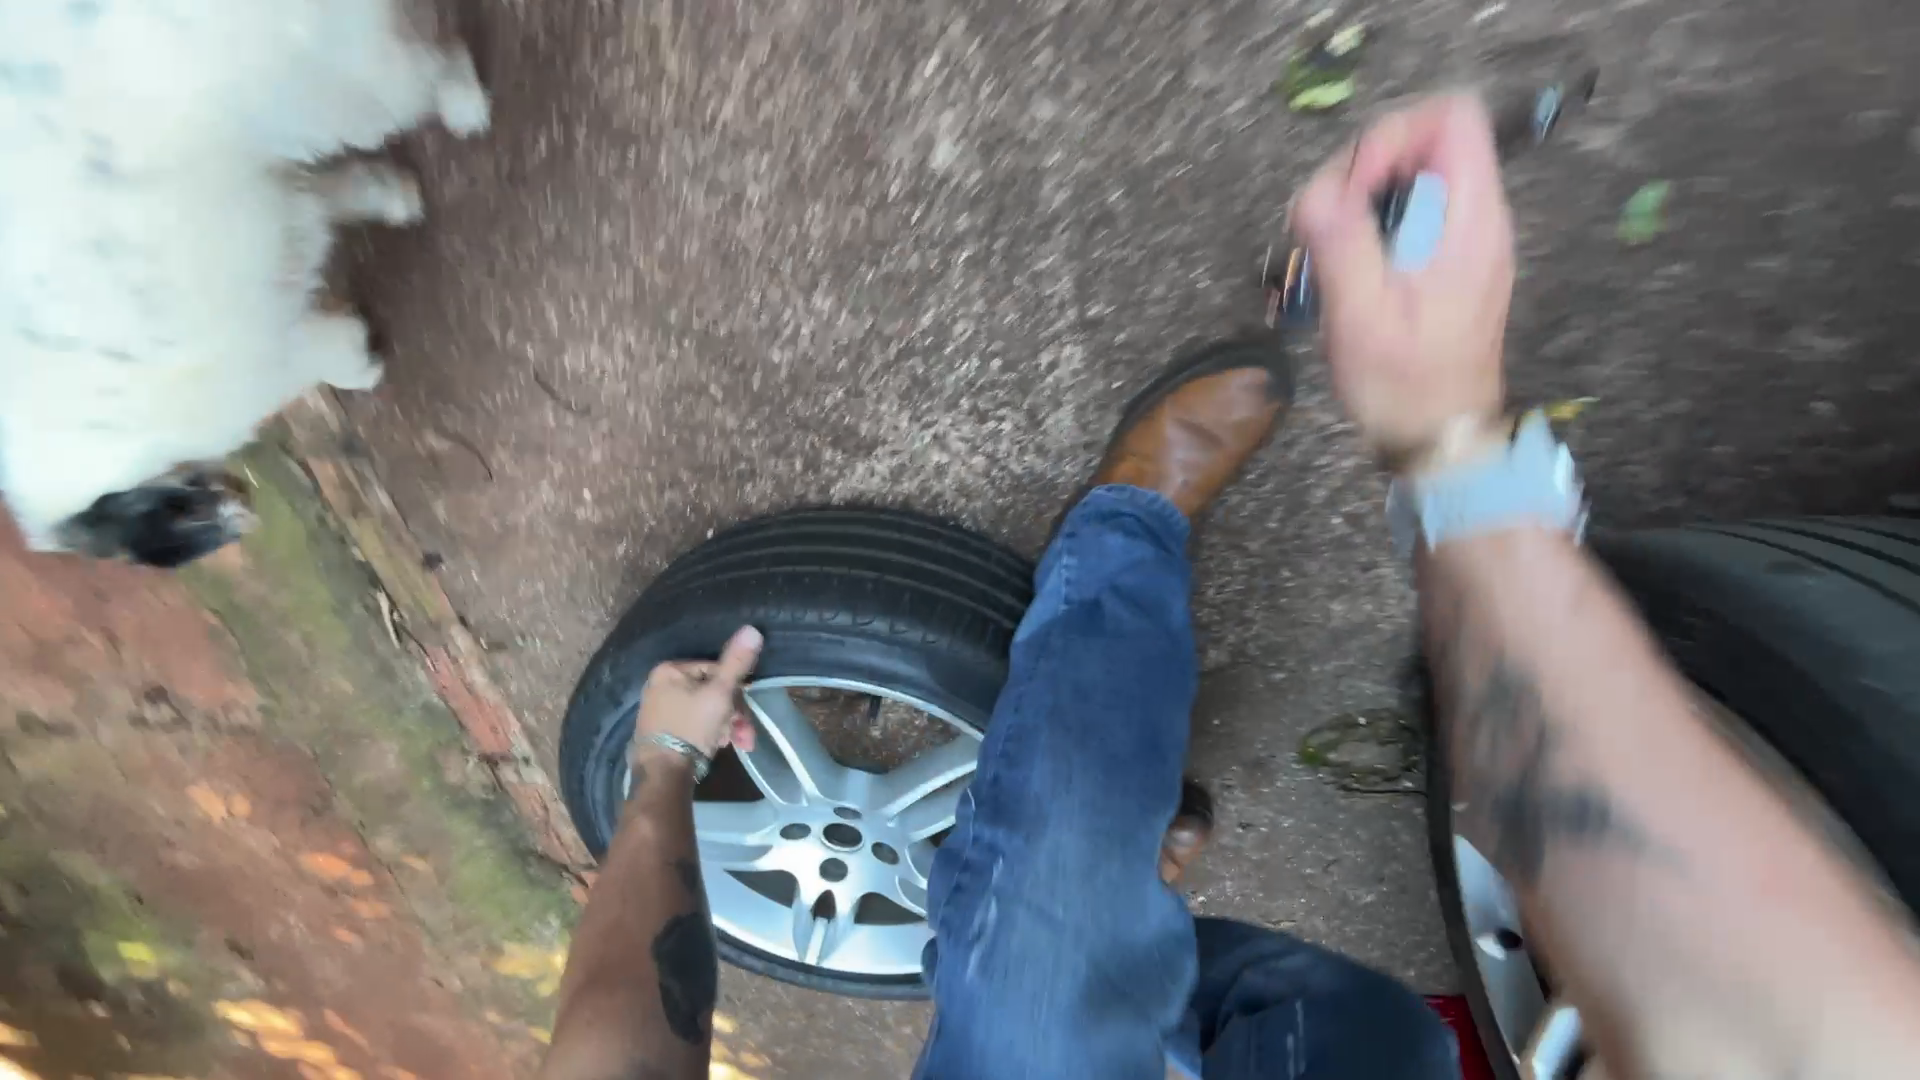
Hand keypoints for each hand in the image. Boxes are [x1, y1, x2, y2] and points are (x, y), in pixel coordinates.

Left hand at [631, 625, 761, 763]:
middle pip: (711, 692)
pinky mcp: (660, 731)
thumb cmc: (692, 727)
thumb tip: (752, 628)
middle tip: (745, 735)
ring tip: (738, 744)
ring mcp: (658, 710)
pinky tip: (718, 746)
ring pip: (705, 710)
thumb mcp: (720, 693)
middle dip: (733, 714)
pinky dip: (710, 733)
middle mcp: (660, 686)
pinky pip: (693, 724)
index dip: (735, 690)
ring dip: (726, 726)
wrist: (663, 773)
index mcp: (670, 671)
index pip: (715, 670)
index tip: (745, 711)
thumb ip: (736, 662)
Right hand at [1291, 93, 1514, 471]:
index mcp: (1469, 220)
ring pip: (1403, 186)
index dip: (1389, 136)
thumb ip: (1343, 245)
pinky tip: (1336, 278)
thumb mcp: (1363, 317)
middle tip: (1317, 231)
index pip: (1449, 119)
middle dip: (1356, 177)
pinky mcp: (1439, 269)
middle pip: (1417, 147)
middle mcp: (1472, 220)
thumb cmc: (1404, 385)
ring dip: (1350, 211)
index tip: (1347, 190)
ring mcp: (1457, 245)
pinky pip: (1399, 224)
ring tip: (1318, 259)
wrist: (1437, 438)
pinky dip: (1360, 237)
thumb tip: (1314, 193)